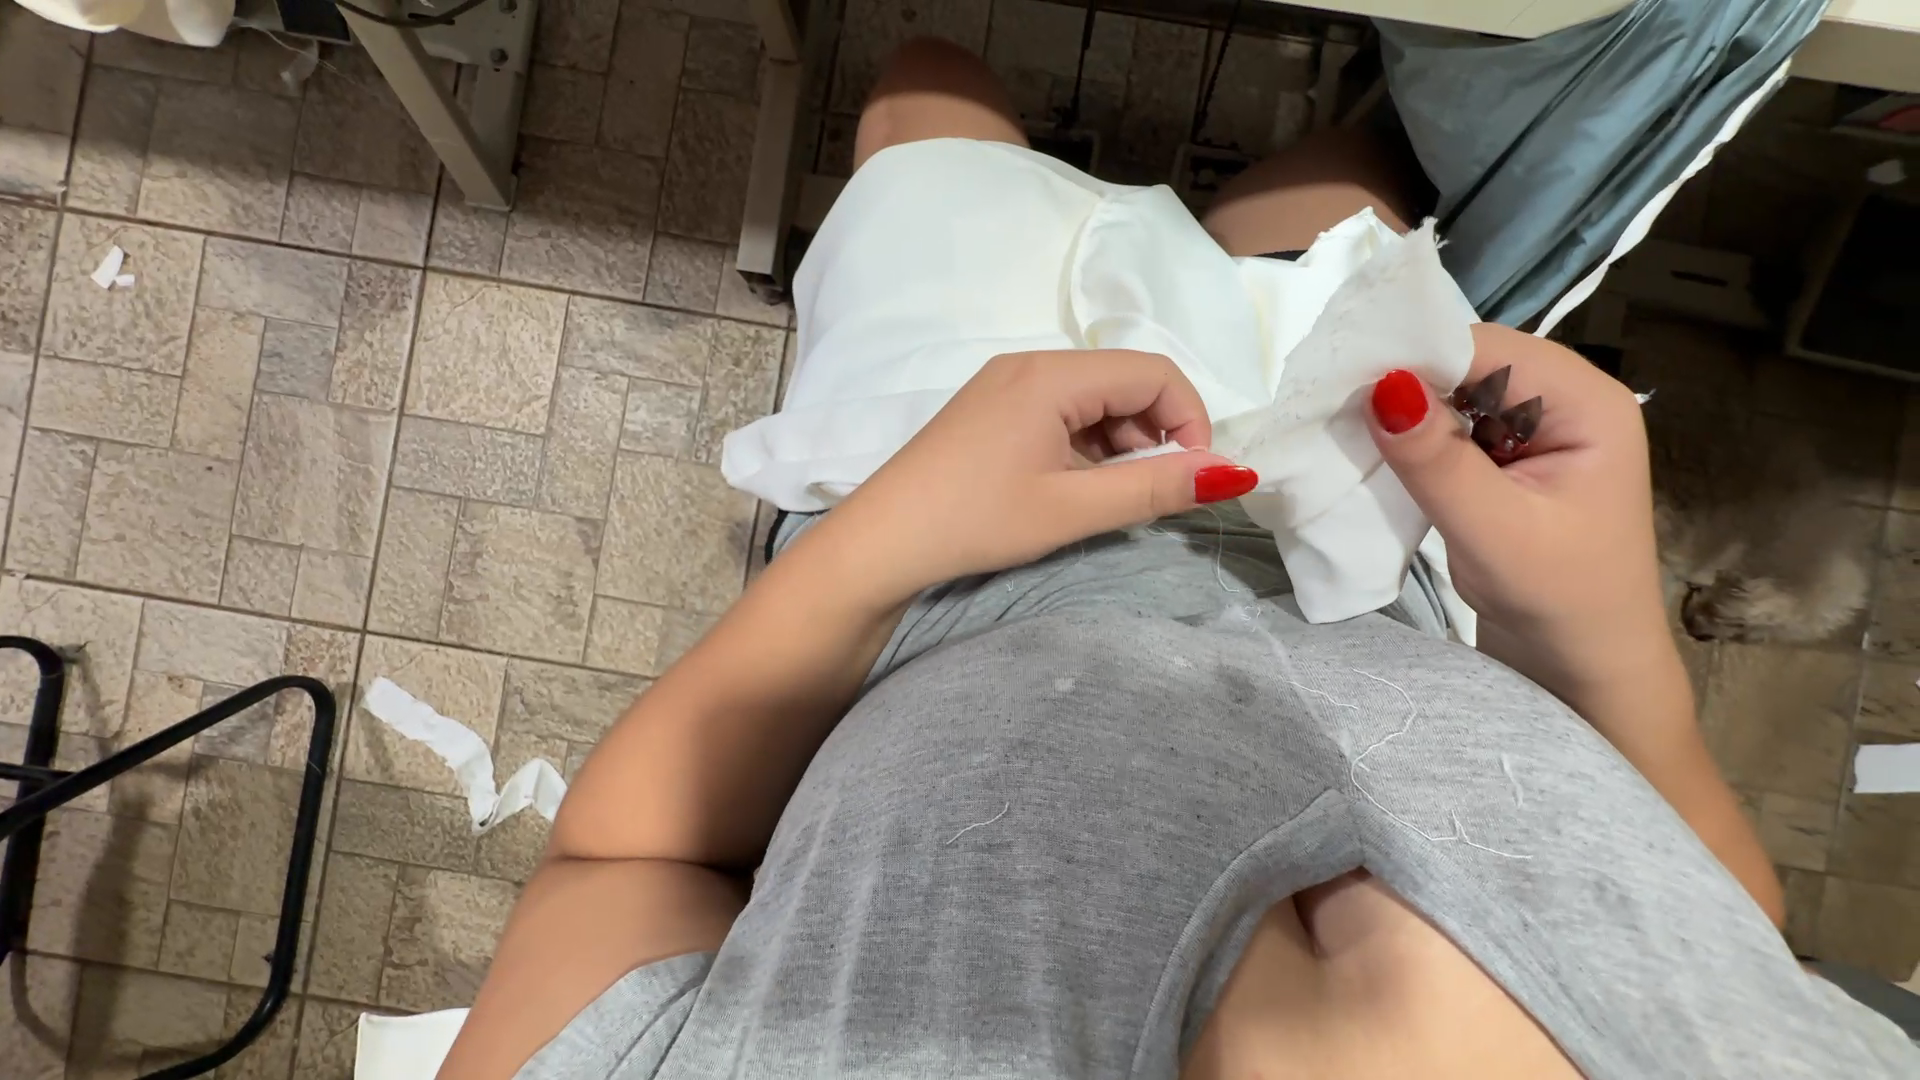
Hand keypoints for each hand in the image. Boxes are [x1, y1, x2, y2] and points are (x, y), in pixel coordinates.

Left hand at [803, 349, 1257, 606]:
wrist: (882, 541)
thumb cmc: (976, 522)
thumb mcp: (1071, 509)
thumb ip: (1154, 488)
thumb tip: (1234, 472)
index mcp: (1051, 375)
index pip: (1154, 373)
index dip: (1189, 420)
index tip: (1192, 477)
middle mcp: (1028, 364)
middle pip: (1122, 382)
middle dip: (1152, 434)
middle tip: (1146, 494)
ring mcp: (1004, 384)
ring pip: (1091, 400)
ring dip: (1117, 444)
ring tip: (1105, 498)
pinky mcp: (989, 409)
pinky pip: (1057, 413)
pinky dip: (1082, 446)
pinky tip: (1071, 488)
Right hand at [1366, 324, 1670, 700]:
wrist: (1578, 661)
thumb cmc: (1557, 597)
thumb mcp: (1493, 529)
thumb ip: (1437, 460)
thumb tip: (1381, 387)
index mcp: (1585, 403)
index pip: (1487, 349)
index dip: (1416, 357)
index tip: (1344, 383)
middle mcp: (1561, 402)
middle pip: (1467, 364)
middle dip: (1402, 382)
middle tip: (1332, 406)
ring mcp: (1530, 432)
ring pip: (1451, 395)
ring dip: (1399, 412)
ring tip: (1341, 427)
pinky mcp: (1501, 459)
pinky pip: (1446, 429)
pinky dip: (1407, 439)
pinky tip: (1373, 453)